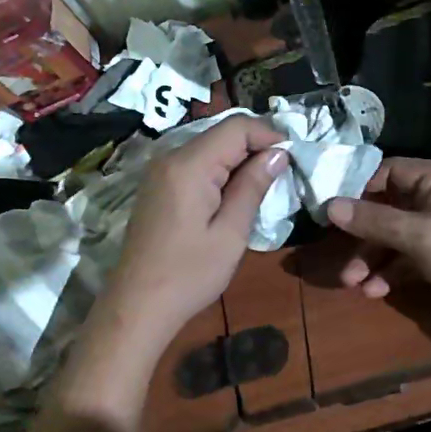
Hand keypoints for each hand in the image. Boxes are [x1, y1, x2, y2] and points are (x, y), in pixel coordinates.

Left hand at [98, 115, 287, 350]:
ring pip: (209, 146)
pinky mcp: (157, 185)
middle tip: (283, 173)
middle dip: (255, 146)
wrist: (138, 304)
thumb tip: (278, 154)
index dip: (268, 135)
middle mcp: (170, 157)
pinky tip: (233, 194)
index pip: (236, 127)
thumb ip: (253, 187)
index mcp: (189, 165)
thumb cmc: (189, 274)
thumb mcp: (230, 233)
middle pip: (221, 133)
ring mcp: (159, 170)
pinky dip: (220, 170)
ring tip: (263, 185)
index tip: (292, 158)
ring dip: (239, 158)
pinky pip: (195, 163)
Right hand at [324, 158, 430, 353]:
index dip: (357, 189)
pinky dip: (388, 273)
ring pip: (393, 238)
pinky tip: (373, 292)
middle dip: (362, 235)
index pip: (389, 171)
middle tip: (338, 258)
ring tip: (352, 283)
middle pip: (387, 208)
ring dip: (371, 259)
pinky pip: (405, 260)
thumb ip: (374, 221)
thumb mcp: (422, 237)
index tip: (327, 209)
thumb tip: (329, 205)